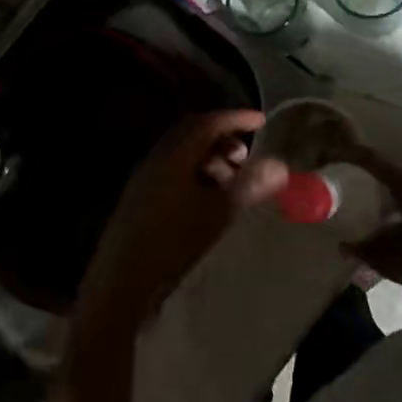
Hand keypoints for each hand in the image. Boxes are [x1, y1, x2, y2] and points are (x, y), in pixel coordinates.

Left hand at [77, 111, 287, 338]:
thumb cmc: (172, 244)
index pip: (207, 123)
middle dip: (223, 138)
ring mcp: (144, 179)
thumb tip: (279, 165)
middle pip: (192, 134)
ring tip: (230, 181)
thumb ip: (248, 186)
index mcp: (173, 156)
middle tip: (246, 155)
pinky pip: (172, 171)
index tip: (261, 122)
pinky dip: (196, 173)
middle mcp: (156, 160)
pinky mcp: (139, 199)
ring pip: (182, 154)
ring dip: (209, 158)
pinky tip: (207, 200)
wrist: (121, 283)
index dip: (236, 118)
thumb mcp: (217, 214)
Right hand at [336, 144, 401, 292]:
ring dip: (382, 196)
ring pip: (401, 187)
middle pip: (385, 171)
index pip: (370, 158)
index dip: (347, 155)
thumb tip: (344, 245)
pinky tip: (392, 227)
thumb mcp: (398, 258)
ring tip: (362, 210)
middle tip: (339, 187)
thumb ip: (368, 250)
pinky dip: (398, 207)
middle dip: (362, 178)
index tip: (328, 155)